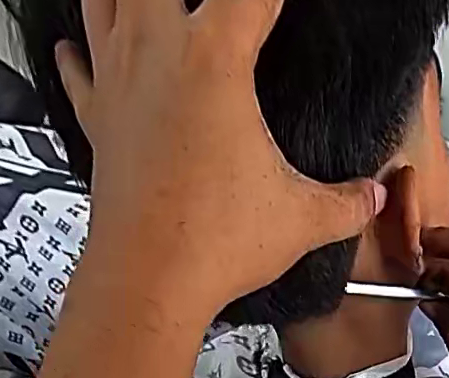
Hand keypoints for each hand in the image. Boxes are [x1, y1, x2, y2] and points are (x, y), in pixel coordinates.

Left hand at [52, 0, 384, 323]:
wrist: (150, 279)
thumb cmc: (211, 242)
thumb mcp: (301, 221)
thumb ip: (346, 205)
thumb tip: (369, 197)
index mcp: (213, 63)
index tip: (282, 5)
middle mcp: (156, 55)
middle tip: (212, 8)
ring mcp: (119, 83)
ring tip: (152, 2)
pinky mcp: (99, 122)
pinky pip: (78, 66)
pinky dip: (80, 50)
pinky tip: (80, 46)